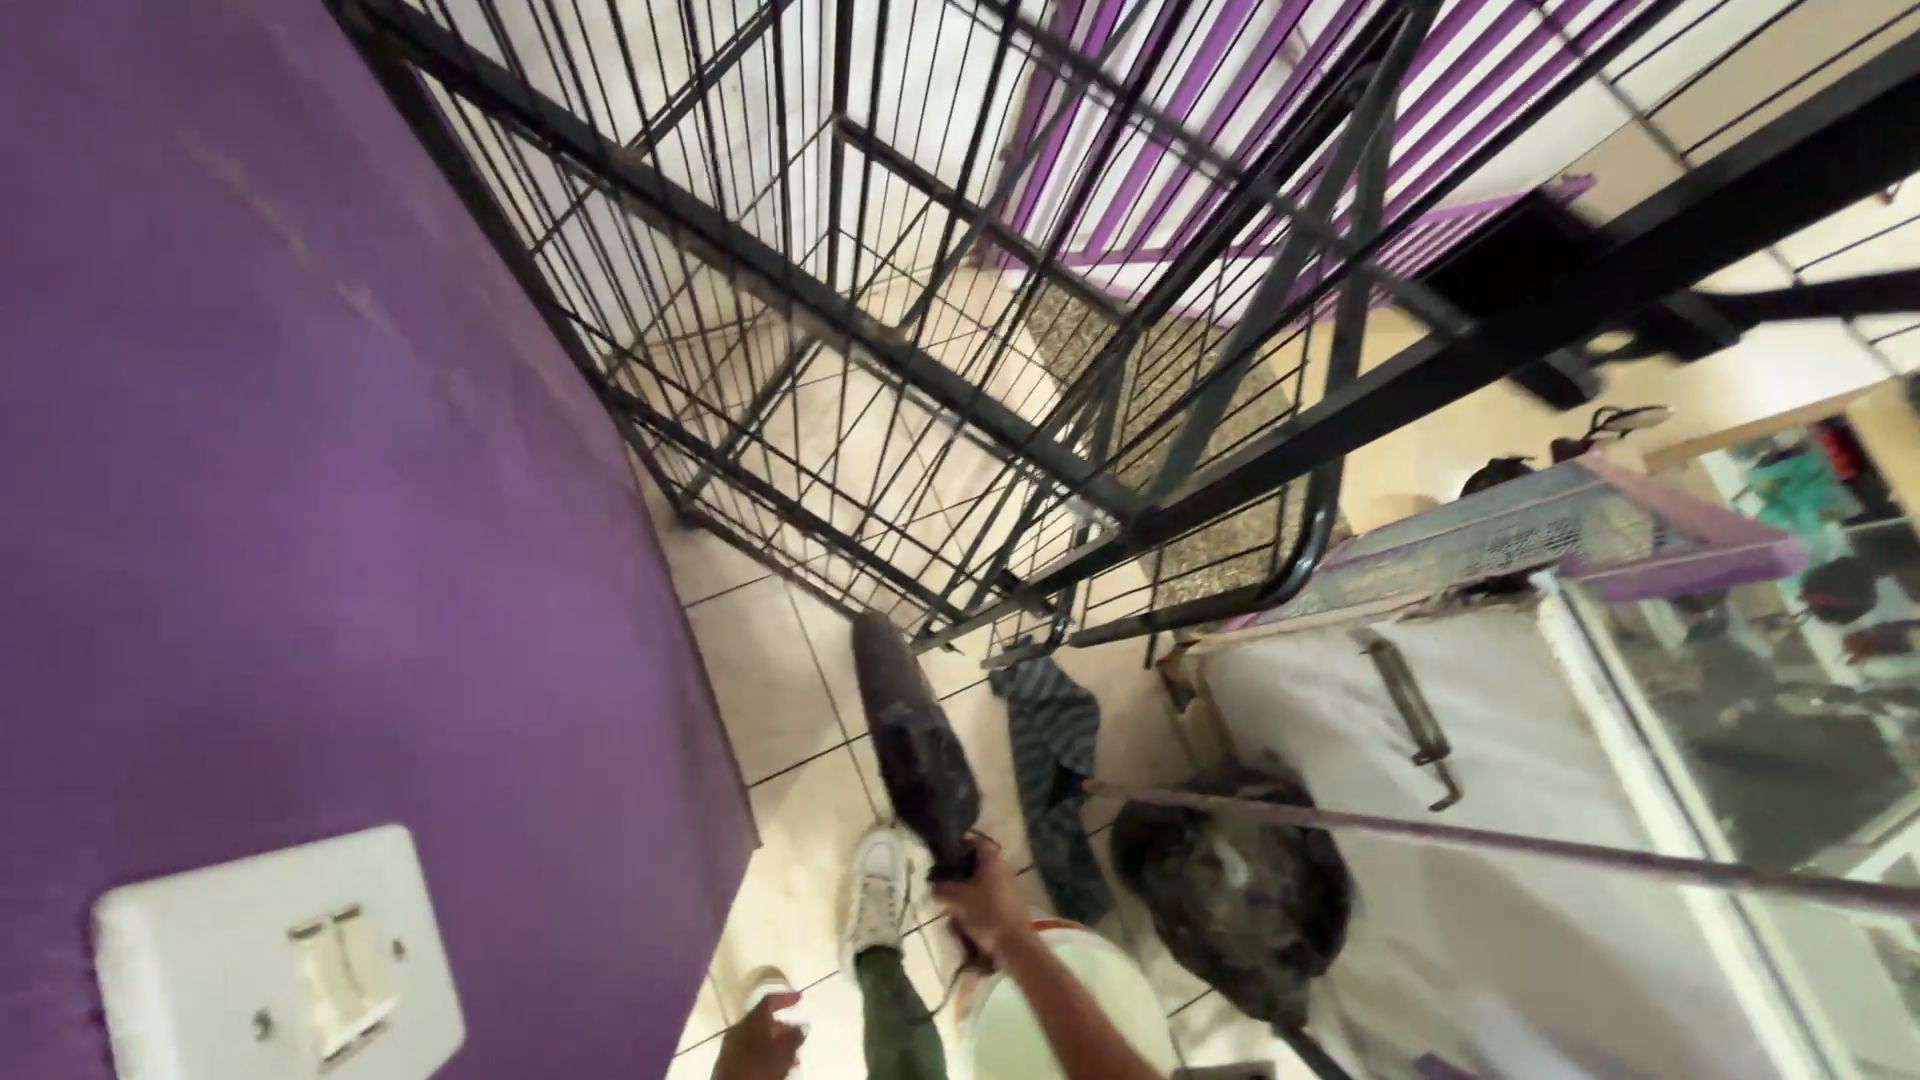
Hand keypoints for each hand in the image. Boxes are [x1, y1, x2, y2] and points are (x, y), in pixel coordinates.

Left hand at [711, 992, 803, 1079]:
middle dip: (783, 1029)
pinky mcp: (726, 1063)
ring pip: (757, 1039)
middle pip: (764, 1021)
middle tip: (798, 1039)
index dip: (785, 998)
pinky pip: (749, 1051)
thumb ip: (794, 1038)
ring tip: (791, 1061)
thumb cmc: (758, 1072)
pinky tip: (774, 1068)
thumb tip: (803, 1025)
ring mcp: (730, 1046)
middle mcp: (739, 1029)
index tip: (799, 999)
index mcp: (752, 1022)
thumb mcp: (782, 1055)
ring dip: (775, 1045)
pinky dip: (763, 1054)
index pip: (769, 1001)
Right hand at [932, 838, 1035, 958]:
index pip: (975, 841)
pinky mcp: (1012, 904)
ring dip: (969, 890)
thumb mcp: (957, 900)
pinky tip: (967, 916)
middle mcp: (1004, 867)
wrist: (1015, 945)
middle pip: (979, 863)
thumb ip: (942, 890)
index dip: (959, 846)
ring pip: (984, 881)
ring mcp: (1010, 886)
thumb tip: (934, 888)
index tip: (945, 857)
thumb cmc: (986, 913)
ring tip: (953, 903)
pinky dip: (978, 902)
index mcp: (993, 859)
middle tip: (946, 882)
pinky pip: (991, 896)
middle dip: (961, 872)